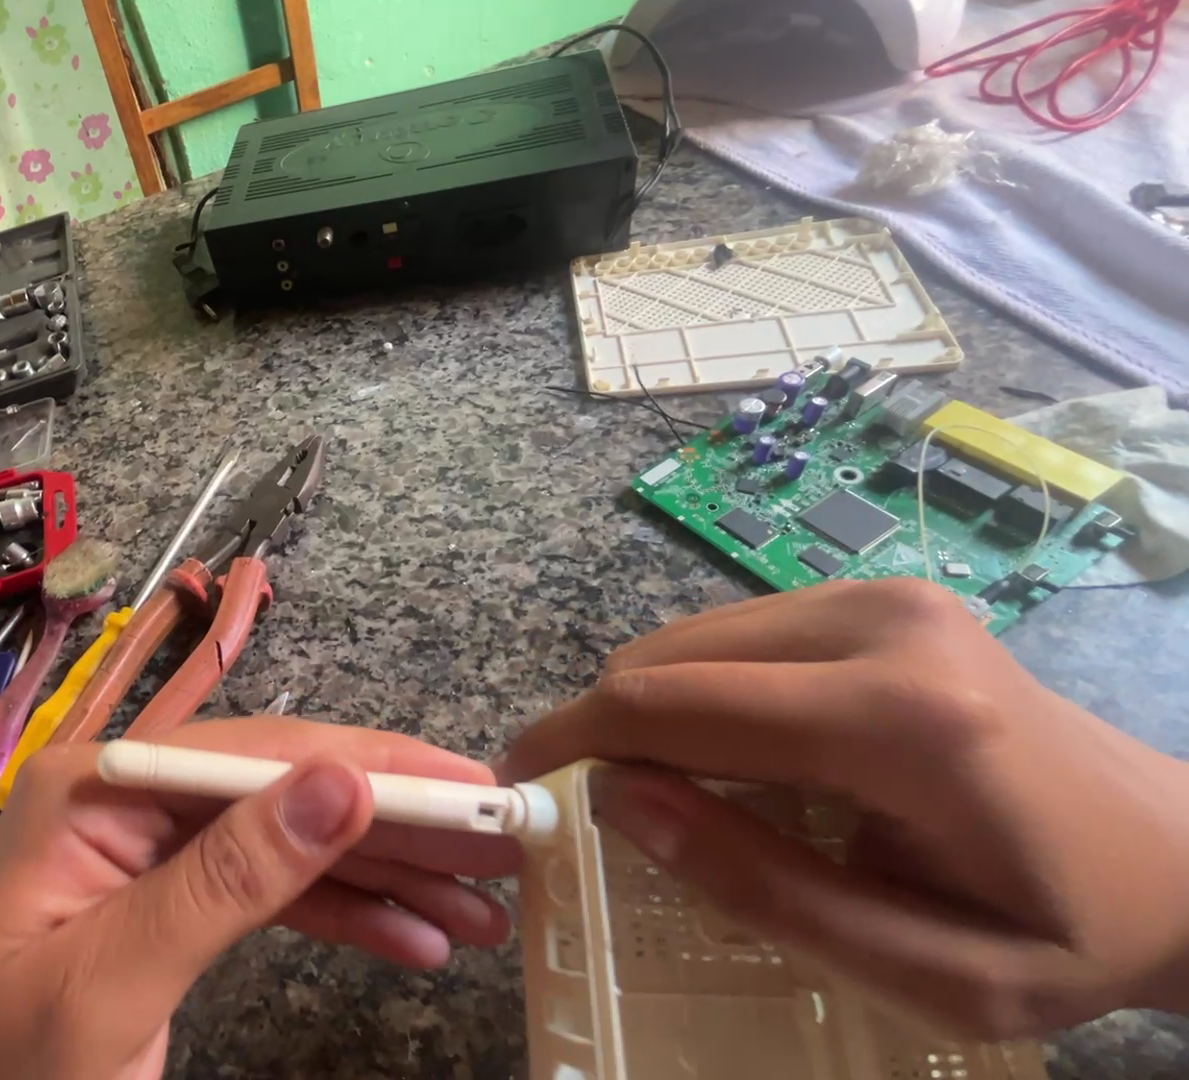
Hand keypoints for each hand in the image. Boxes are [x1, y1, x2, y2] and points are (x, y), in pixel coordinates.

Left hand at [0, 717, 519, 1079]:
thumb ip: (228, 877)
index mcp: (96, 786)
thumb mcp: (114, 982)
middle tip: (498, 844)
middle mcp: (128, 798)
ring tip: (482, 905)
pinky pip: (272, 894)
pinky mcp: (173, 903)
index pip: (254, 754)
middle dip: (393, 819)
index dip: (369, 766)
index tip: (468, 786)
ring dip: (384, 872)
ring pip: (289, 842)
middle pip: (283, 789)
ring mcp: (152, 851)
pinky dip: (346, 915)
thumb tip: (344, 781)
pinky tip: (415, 939)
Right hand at [499, 578, 1188, 1038]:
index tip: (520, 775)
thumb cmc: (1061, 930)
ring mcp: (870, 595)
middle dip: (606, 728)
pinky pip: (720, 636)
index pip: (672, 705)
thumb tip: (617, 799)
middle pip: (662, 661)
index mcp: (902, 719)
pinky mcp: (863, 593)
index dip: (575, 736)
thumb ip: (759, 887)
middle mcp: (877, 623)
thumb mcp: (928, 973)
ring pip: (680, 641)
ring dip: (648, 710)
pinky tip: (727, 744)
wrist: (1183, 856)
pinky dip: (690, 690)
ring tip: (675, 781)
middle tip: (606, 800)